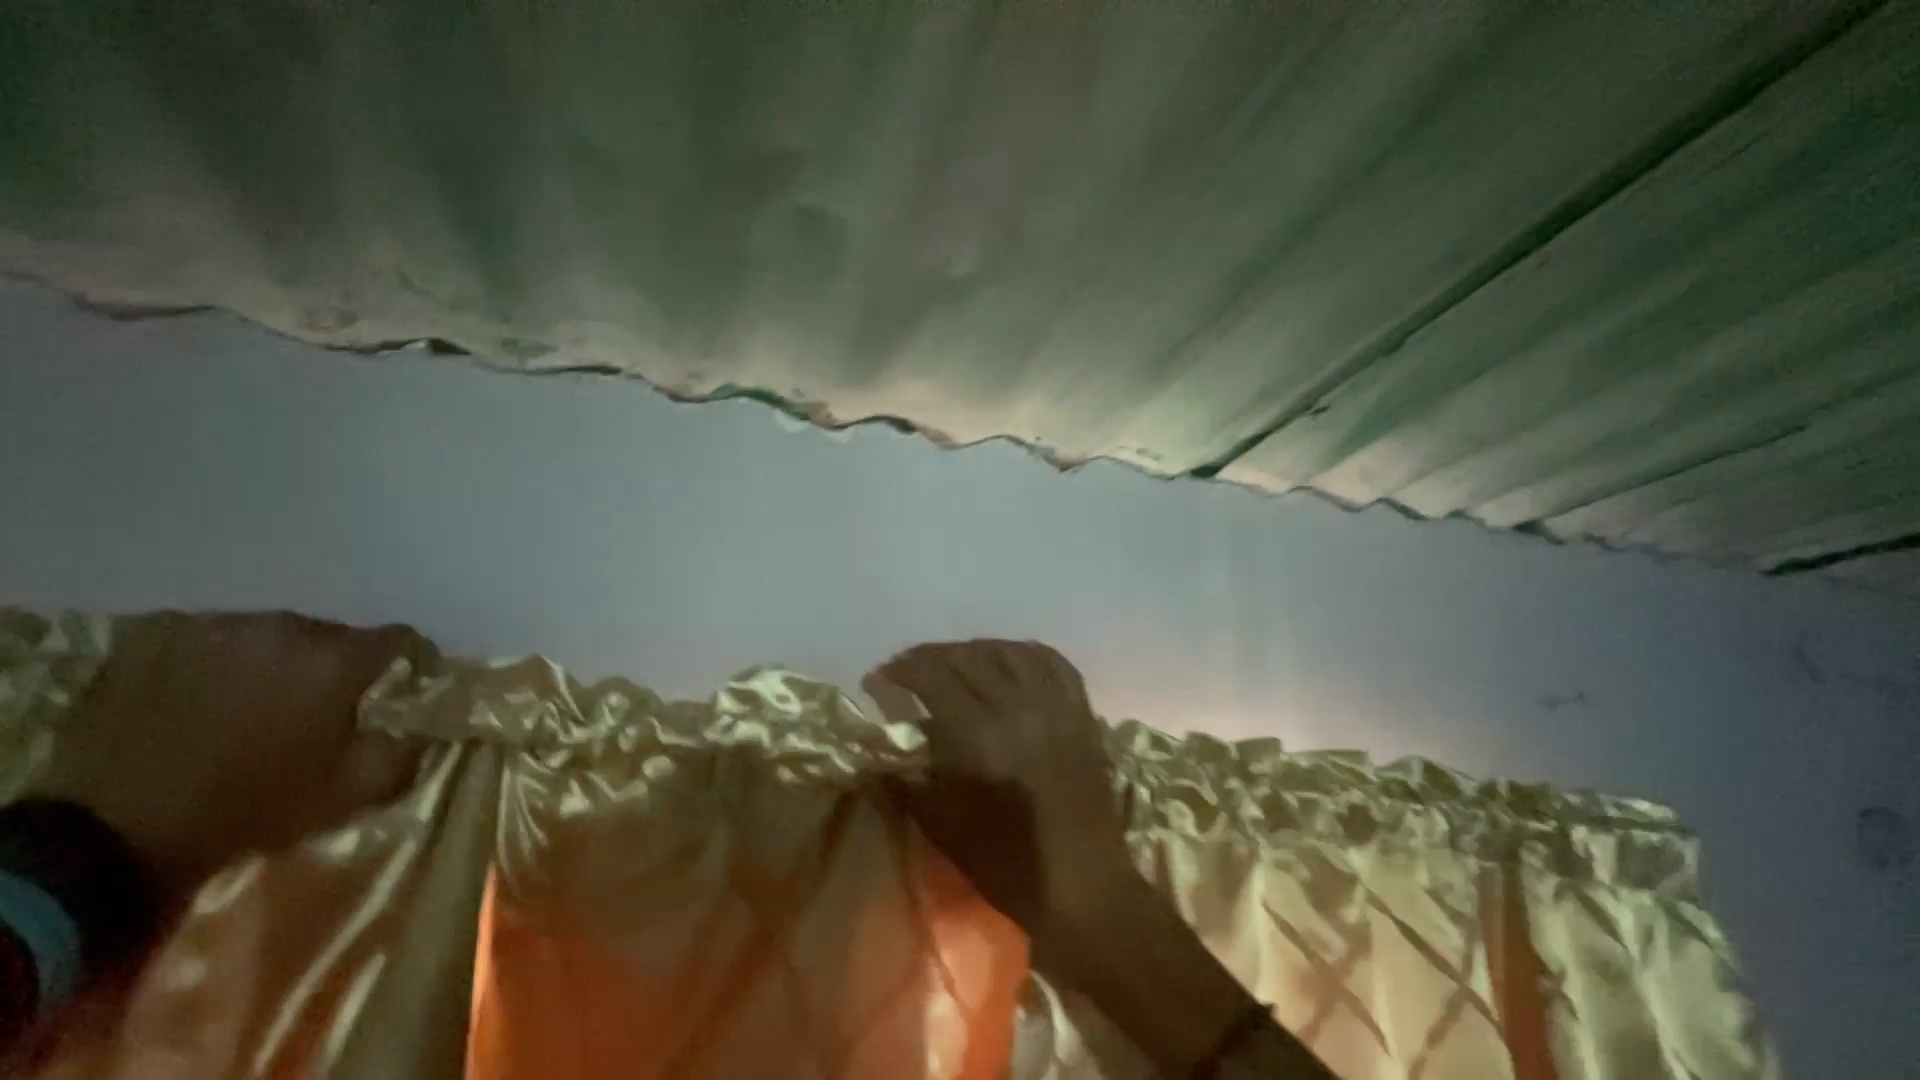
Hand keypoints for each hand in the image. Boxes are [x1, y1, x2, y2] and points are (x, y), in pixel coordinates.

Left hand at [30, 611, 433, 904]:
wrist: (116, 834)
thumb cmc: (253, 810)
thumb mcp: (352, 793)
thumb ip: (405, 750)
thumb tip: (427, 726)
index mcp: (335, 662)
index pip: (397, 638)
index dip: (406, 661)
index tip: (400, 683)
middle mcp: (281, 630)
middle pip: (329, 633)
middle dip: (332, 663)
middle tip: (319, 702)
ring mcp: (212, 628)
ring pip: (267, 633)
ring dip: (273, 659)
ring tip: (255, 698)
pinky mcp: (152, 637)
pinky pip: (206, 637)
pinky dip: (215, 659)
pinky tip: (202, 694)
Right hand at [874, 642, 1338, 1077]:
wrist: (1086, 891)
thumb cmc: (1009, 869)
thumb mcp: (944, 827)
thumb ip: (909, 780)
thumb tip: (879, 750)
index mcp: (982, 736)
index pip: (933, 678)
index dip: (900, 672)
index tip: (878, 681)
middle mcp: (1021, 707)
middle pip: (968, 657)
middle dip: (929, 657)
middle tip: (906, 670)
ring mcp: (1058, 706)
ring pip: (1010, 652)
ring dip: (973, 650)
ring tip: (952, 663)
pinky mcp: (1083, 714)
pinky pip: (1053, 663)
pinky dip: (1023, 653)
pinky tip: (1007, 662)